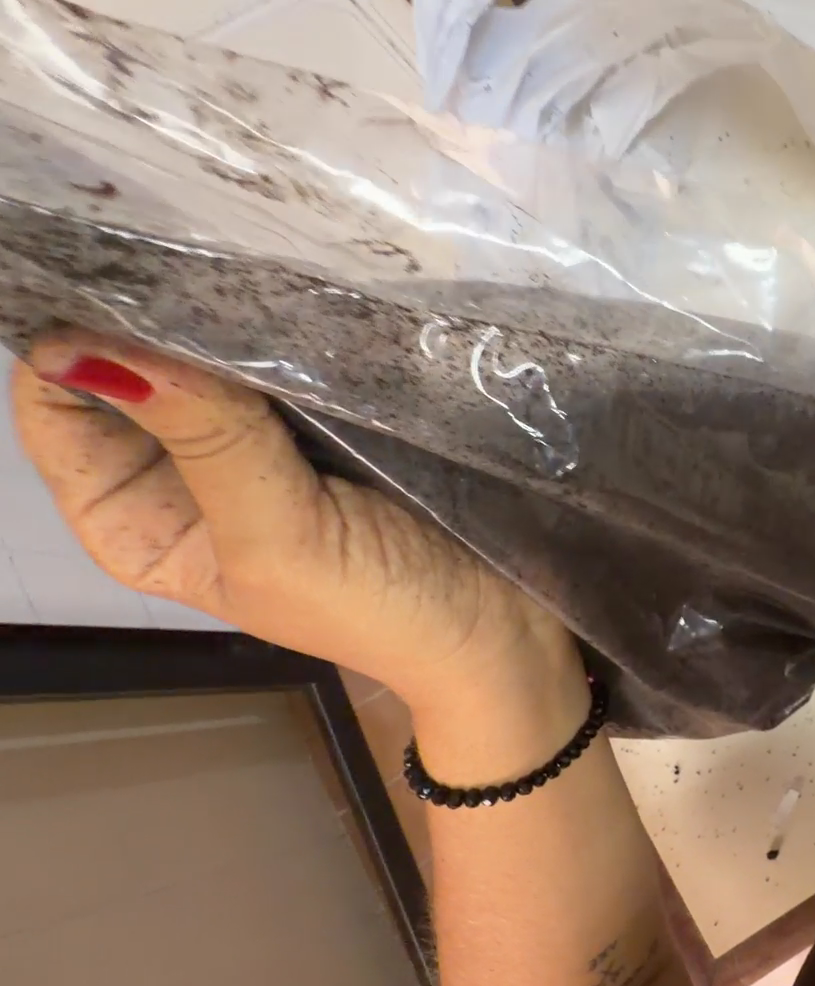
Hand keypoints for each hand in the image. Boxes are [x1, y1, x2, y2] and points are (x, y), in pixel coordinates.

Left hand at [10, 329, 581, 723]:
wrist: (500, 632)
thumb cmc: (385, 607)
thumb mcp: (284, 541)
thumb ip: (209, 448)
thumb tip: (101, 347)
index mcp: (145, 520)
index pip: (67, 410)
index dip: (81, 347)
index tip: (128, 293)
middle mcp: (198, 480)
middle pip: (150, 380)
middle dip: (170, 331)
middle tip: (217, 277)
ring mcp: (280, 456)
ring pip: (231, 372)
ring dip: (249, 335)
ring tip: (278, 288)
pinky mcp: (351, 439)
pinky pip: (308, 380)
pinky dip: (311, 351)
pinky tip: (330, 323)